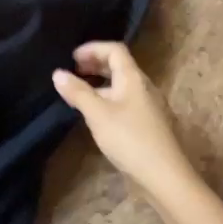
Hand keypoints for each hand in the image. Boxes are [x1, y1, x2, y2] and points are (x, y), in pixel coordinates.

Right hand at [52, 42, 205, 207]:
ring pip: (122, 85)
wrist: (164, 175)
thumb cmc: (130, 139)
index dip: (93, 48)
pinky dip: (108, 99)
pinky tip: (97, 115)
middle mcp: (143, 87)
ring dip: (101, 84)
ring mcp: (148, 106)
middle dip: (95, 65)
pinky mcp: (148, 123)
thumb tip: (58, 73)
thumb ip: (77, 92)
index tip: (72, 57)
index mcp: (133, 78)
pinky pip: (125, 101)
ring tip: (80, 93)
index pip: (115, 50)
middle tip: (73, 71)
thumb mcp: (98, 114)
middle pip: (119, 66)